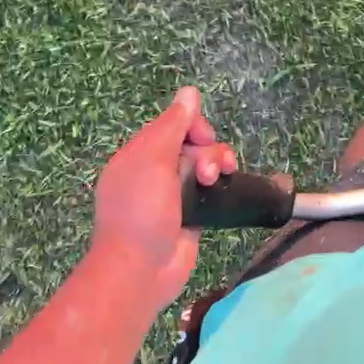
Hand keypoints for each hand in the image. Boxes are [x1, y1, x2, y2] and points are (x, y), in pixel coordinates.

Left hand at [90, 86, 237, 309]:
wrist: (140, 271)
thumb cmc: (141, 209)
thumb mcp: (153, 158)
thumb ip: (173, 124)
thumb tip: (189, 92)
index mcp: (137, 156)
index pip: (170, 126)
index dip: (191, 125)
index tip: (203, 136)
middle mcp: (153, 173)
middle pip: (190, 143)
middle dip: (206, 148)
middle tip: (209, 168)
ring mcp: (172, 196)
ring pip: (203, 164)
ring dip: (215, 163)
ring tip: (216, 179)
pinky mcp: (190, 215)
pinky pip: (209, 188)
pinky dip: (219, 184)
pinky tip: (226, 186)